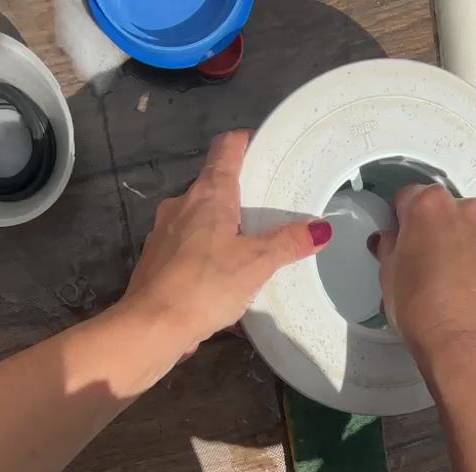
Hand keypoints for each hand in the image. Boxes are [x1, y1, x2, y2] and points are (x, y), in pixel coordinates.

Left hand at [118, 129, 332, 357]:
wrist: (153, 324)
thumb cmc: (206, 284)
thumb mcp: (256, 264)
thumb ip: (287, 244)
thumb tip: (322, 229)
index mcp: (208, 194)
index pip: (226, 149)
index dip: (246, 143)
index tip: (264, 148)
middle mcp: (181, 204)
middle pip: (213, 186)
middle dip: (239, 196)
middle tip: (266, 211)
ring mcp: (164, 232)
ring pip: (197, 219)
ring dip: (220, 229)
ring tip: (245, 250)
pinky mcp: (155, 260)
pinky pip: (185, 248)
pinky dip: (204, 256)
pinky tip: (219, 280)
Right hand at [374, 184, 475, 383]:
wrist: (463, 342)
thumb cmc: (421, 308)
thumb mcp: (387, 276)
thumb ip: (389, 247)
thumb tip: (390, 240)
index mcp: (429, 205)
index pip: (406, 196)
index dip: (398, 218)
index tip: (397, 237)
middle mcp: (465, 208)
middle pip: (441, 208)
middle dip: (429, 227)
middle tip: (419, 259)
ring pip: (465, 226)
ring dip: (454, 240)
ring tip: (443, 275)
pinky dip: (473, 257)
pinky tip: (462, 284)